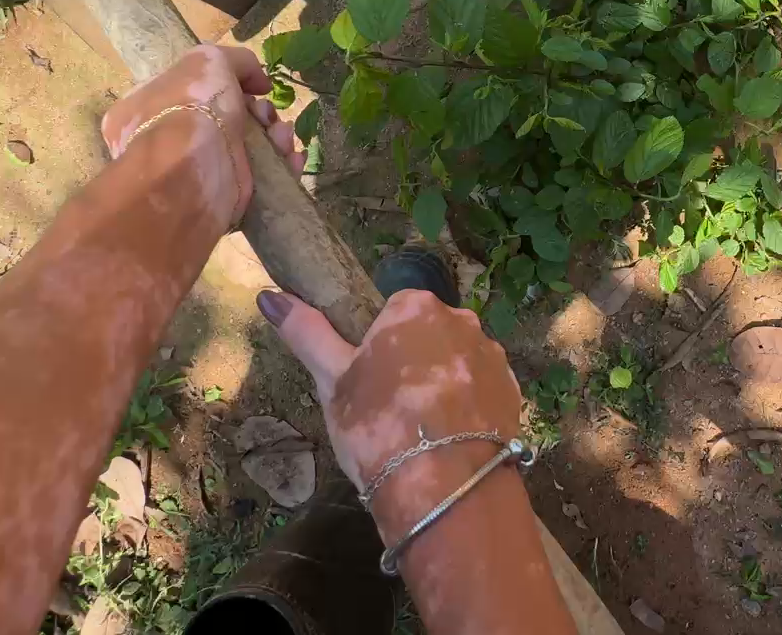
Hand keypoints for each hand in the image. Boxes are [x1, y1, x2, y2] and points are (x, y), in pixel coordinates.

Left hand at [99, 45, 304, 226]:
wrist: (190, 171)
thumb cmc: (192, 108)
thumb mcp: (209, 60)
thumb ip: (236, 60)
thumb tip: (258, 82)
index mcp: (154, 105)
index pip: (198, 89)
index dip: (231, 84)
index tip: (255, 88)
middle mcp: (174, 137)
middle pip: (232, 117)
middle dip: (260, 112)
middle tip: (266, 115)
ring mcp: (202, 167)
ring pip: (252, 145)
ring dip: (277, 136)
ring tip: (282, 136)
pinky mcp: (228, 192)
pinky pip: (263, 173)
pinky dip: (283, 163)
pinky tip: (291, 157)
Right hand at [258, 289, 521, 533]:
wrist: (444, 485)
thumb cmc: (377, 426)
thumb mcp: (332, 381)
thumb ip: (307, 333)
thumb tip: (269, 295)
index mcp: (416, 306)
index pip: (394, 312)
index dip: (379, 347)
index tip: (370, 382)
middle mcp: (462, 317)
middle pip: (429, 333)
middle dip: (413, 361)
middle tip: (392, 410)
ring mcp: (492, 351)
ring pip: (456, 360)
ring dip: (442, 383)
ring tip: (422, 430)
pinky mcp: (512, 385)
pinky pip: (481, 386)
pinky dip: (468, 405)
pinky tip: (451, 437)